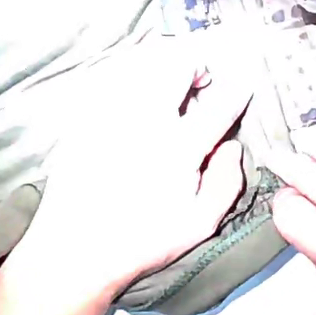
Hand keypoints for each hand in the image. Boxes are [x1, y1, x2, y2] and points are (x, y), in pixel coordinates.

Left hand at [13, 41, 251, 298]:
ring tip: (170, 80)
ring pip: (141, 65)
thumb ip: (226, 182)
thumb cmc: (142, 241)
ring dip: (164, 64)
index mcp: (179, 147)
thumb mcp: (200, 224)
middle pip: (176, 67)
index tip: (242, 86)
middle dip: (197, 65)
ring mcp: (110, 115)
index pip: (217, 106)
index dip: (236, 92)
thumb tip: (232, 147)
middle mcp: (145, 121)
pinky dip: (131, 74)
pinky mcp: (84, 118)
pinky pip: (110, 79)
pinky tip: (135, 92)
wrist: (73, 250)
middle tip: (202, 79)